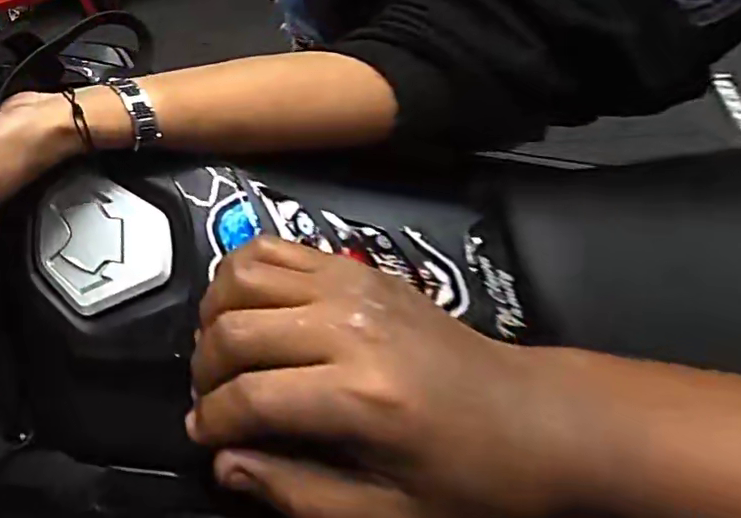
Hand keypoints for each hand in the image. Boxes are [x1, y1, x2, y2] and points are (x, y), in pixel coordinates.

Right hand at [187, 237, 578, 517]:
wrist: (539, 415)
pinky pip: (265, 248)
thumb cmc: (476, 476)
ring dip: (212, 313)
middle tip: (206, 394)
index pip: (253, 398)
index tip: (200, 434)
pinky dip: (236, 271)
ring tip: (219, 345)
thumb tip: (226, 464)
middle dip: (204, 369)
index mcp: (364, 397)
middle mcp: (346, 328)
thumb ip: (303, 493)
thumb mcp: (399, 513)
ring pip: (239, 279)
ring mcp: (344, 284)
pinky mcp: (345, 263)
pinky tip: (239, 301)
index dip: (213, 419)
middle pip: (235, 332)